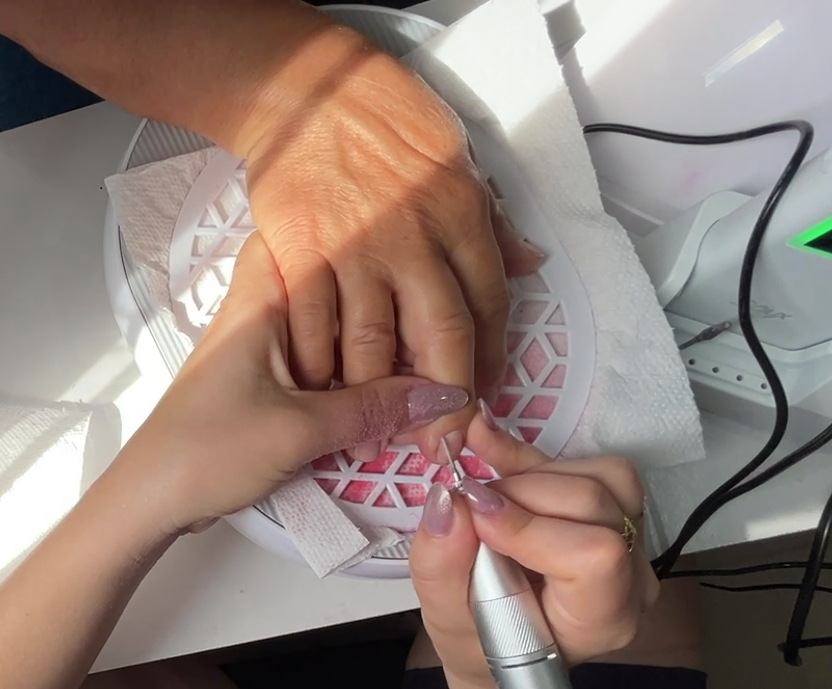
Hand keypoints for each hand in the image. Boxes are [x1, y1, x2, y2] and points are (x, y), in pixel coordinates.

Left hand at [103, 234, 469, 539]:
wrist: (151, 499)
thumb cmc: (207, 453)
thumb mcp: (298, 431)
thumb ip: (373, 409)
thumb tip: (443, 396)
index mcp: (261, 301)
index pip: (309, 231)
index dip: (359, 233)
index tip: (409, 249)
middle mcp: (261, 315)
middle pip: (336, 287)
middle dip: (386, 309)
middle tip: (439, 333)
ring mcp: (261, 351)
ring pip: (331, 332)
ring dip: (371, 355)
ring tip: (420, 377)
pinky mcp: (262, 387)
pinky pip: (318, 370)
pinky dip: (348, 383)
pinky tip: (381, 404)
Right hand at [231, 21, 542, 462]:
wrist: (314, 99)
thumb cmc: (389, 129)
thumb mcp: (459, 167)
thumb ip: (490, 225)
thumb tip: (530, 264)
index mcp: (459, 217)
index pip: (488, 305)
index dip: (489, 363)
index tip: (481, 403)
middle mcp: (412, 239)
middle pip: (436, 335)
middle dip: (441, 399)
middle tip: (438, 445)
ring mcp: (352, 250)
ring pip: (368, 342)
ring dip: (369, 396)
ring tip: (368, 435)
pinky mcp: (301, 258)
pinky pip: (310, 327)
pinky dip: (314, 366)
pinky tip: (318, 390)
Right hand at [409, 409, 659, 688]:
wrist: (496, 642)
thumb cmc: (475, 642)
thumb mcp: (443, 616)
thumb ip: (440, 564)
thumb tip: (446, 499)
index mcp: (598, 619)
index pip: (593, 554)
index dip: (528, 525)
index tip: (471, 514)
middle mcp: (631, 579)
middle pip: (595, 504)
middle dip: (518, 493)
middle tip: (467, 506)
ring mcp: (631, 543)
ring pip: (603, 477)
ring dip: (530, 476)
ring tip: (485, 498)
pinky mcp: (613, 514)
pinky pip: (588, 467)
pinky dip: (533, 457)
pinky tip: (489, 448)